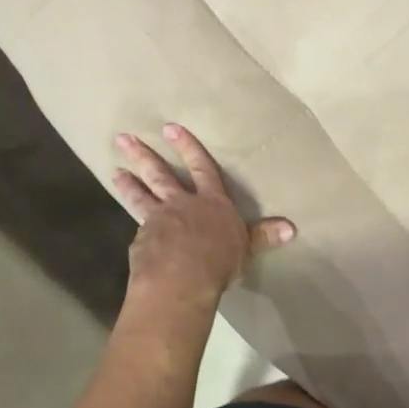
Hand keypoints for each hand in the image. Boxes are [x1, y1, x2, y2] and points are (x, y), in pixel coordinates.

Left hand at [111, 124, 293, 317]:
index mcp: (212, 204)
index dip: (188, 148)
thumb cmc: (220, 261)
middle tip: (123, 139)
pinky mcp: (143, 240)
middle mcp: (182, 205)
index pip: (202, 169)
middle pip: (161, 175)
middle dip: (144, 156)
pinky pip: (138, 228)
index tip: (170, 128)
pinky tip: (133, 228)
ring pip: (141, 196)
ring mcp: (158, 221)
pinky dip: (135, 225)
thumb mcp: (248, 248)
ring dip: (129, 183)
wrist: (181, 279)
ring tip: (115, 171)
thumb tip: (292, 228)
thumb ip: (263, 236)